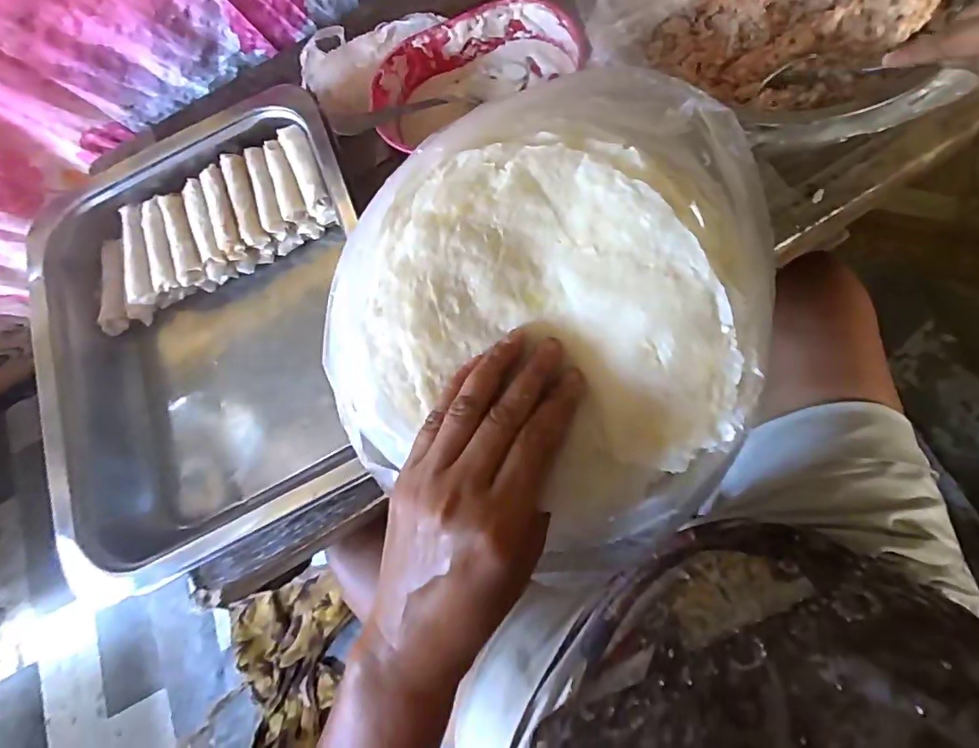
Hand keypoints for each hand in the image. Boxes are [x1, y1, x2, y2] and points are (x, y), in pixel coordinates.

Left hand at [355, 333, 583, 698]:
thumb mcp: (528, 554)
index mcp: (500, 518)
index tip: (574, 377)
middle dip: (531, 375)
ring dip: (493, 369)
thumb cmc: (483, 602)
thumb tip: (546, 441)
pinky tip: (475, 366)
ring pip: (465, 409)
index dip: (558, 403)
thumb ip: (536, 494)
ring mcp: (427, 481)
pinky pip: (434, 421)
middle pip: (503, 417)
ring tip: (514, 340)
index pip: (536, 441)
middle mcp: (461, 491)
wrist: (411, 637)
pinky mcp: (405, 477)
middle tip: (551, 347)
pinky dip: (455, 388)